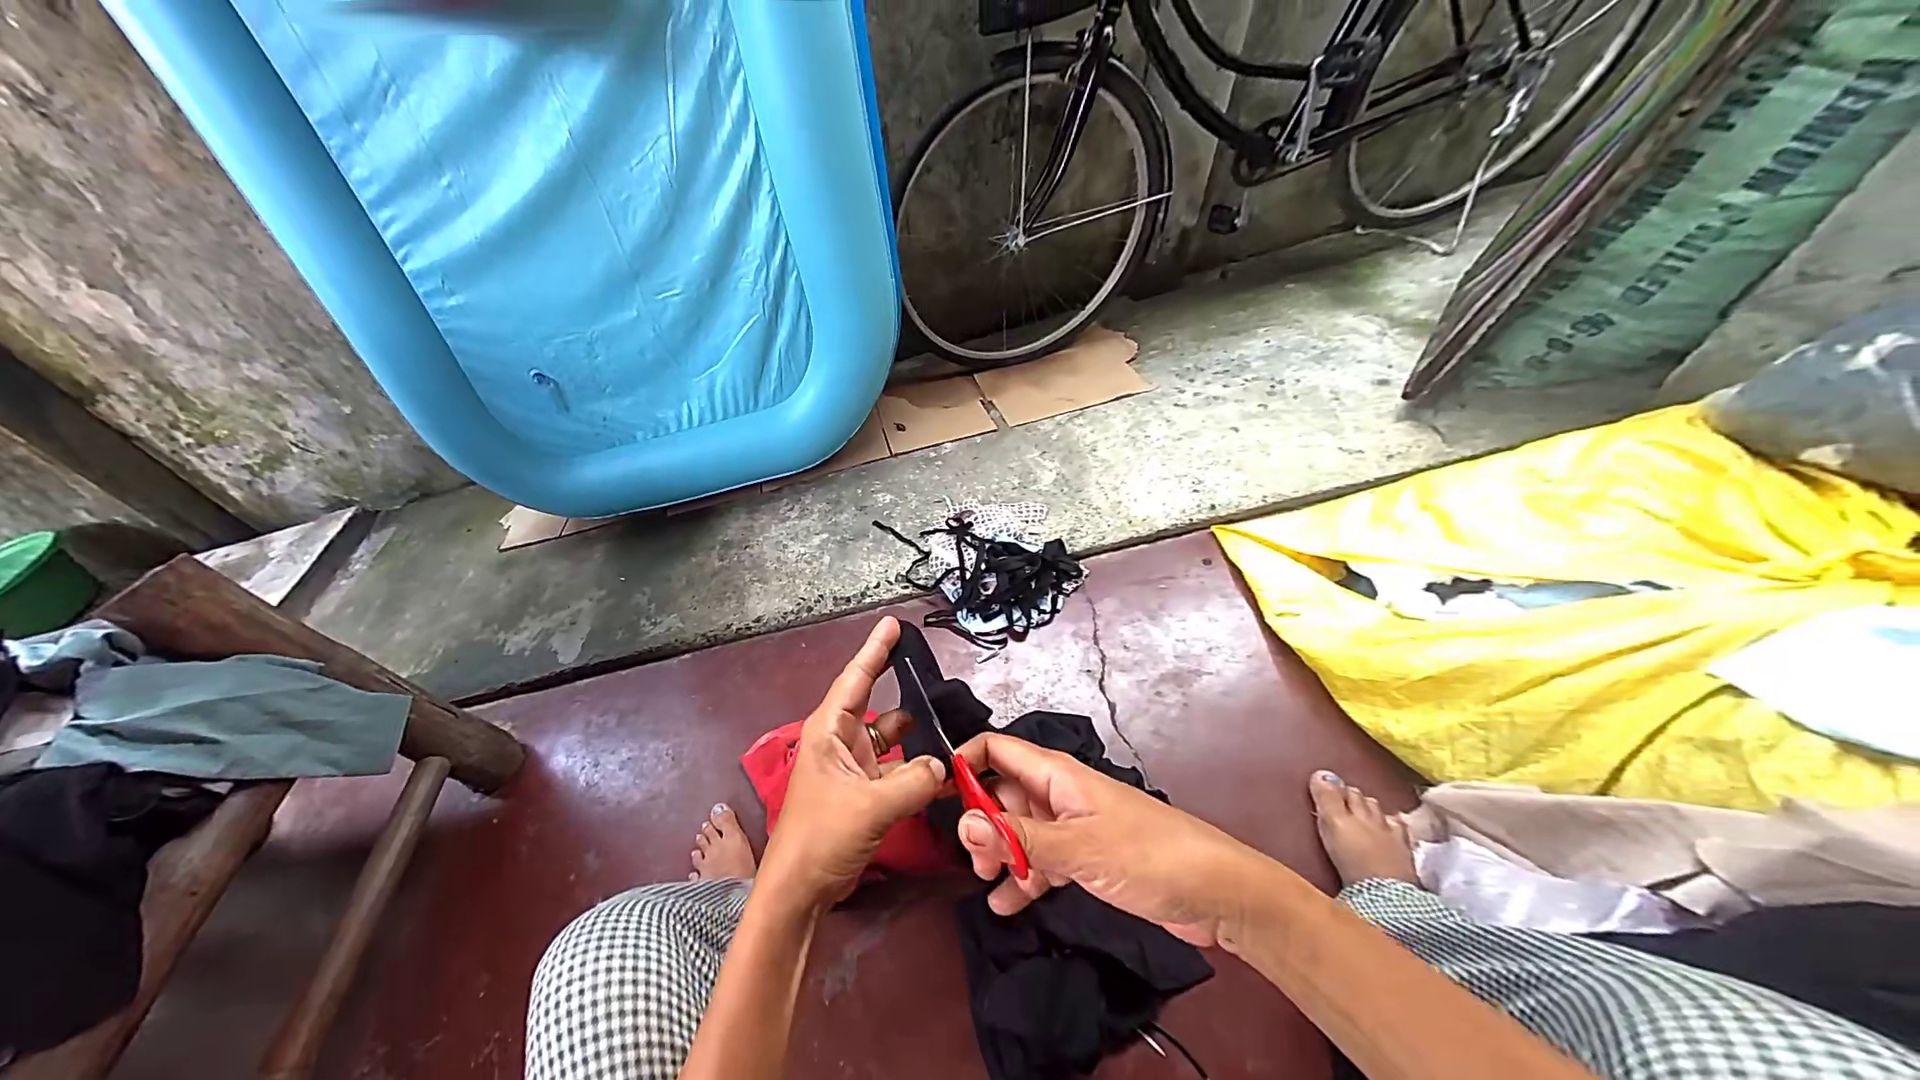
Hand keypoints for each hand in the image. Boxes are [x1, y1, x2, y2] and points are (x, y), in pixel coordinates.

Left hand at [757, 617, 947, 910]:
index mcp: (829, 732)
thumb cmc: (821, 838)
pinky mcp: (865, 792)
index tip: (893, 624)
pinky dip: (918, 766)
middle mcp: (841, 742)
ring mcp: (854, 767)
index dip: (875, 650)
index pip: (855, 679)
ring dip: (917, 734)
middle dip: (902, 687)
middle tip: (931, 669)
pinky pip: (898, 767)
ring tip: (952, 724)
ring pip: (892, 738)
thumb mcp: (870, 806)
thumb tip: (942, 764)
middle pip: (877, 703)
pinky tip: (944, 769)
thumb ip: (913, 780)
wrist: (798, 891)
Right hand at [953, 734, 1259, 945]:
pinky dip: (1024, 878)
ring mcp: (1073, 827)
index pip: (997, 750)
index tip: (938, 797)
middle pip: (1003, 794)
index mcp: (1057, 775)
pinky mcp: (1086, 858)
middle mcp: (1060, 795)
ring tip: (993, 884)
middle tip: (978, 861)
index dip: (964, 764)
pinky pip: (1042, 861)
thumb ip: (1020, 838)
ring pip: (1020, 830)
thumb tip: (963, 825)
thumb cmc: (1149, 854)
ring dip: (1002, 854)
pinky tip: (1010, 905)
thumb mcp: (1079, 848)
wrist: (1216, 893)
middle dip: (983, 822)